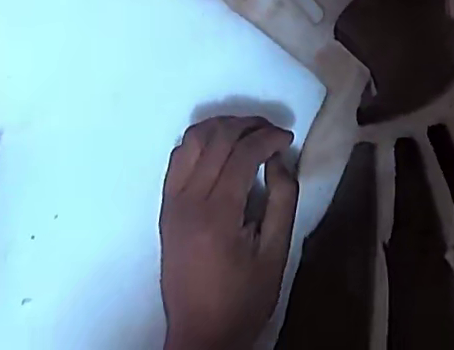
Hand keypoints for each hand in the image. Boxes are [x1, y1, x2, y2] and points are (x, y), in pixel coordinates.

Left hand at [159, 116, 299, 349]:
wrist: (200, 338)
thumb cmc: (243, 299)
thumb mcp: (276, 251)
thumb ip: (283, 197)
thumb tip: (278, 158)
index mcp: (216, 215)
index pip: (242, 152)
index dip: (269, 136)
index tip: (288, 139)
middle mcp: (188, 202)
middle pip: (217, 138)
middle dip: (250, 125)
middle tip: (273, 132)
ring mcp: (172, 204)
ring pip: (193, 140)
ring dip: (223, 127)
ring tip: (248, 133)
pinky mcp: (165, 209)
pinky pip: (178, 157)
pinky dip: (201, 142)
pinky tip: (222, 149)